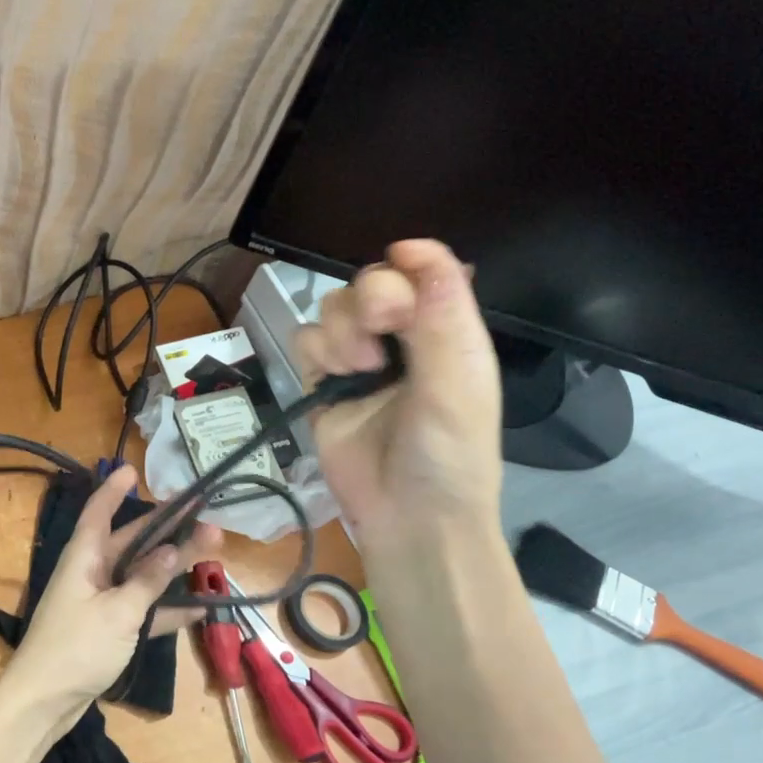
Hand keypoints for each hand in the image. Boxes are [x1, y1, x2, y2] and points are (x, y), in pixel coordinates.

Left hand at [4, 467, 222, 708]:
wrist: (44, 700)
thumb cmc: (77, 646)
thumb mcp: (118, 612)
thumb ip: (147, 581)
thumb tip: (173, 550)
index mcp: (83, 557)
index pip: (99, 512)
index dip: (114, 490)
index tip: (133, 470)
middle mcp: (91, 572)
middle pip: (131, 543)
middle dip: (165, 529)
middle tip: (204, 514)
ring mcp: (100, 601)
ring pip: (142, 575)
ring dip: (174, 566)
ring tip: (214, 550)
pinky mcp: (109, 630)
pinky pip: (143, 609)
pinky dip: (167, 608)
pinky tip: (201, 607)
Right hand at [294, 240, 502, 541]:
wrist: (406, 515)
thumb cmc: (448, 452)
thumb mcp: (457, 383)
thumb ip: (439, 315)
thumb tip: (412, 246)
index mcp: (446, 332)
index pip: (419, 272)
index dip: (402, 270)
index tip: (394, 295)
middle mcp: (402, 339)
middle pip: (367, 283)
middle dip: (367, 303)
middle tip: (379, 338)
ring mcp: (359, 360)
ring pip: (332, 308)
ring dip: (342, 333)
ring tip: (358, 370)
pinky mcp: (322, 381)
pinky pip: (305, 340)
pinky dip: (316, 354)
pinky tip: (335, 380)